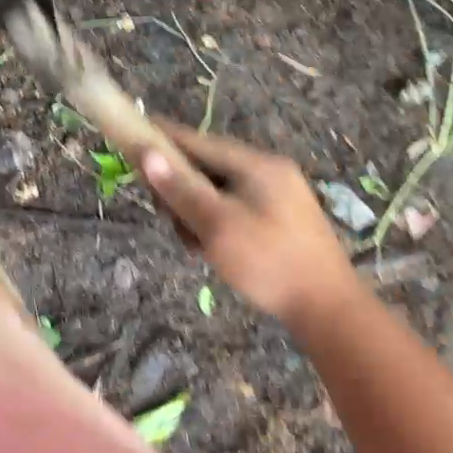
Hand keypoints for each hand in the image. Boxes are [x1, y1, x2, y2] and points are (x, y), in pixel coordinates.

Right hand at [139, 120, 361, 329]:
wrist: (330, 313)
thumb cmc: (269, 262)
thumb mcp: (215, 224)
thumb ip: (178, 187)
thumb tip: (144, 153)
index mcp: (256, 166)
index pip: (193, 140)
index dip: (156, 140)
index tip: (122, 140)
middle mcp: (266, 172)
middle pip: (199, 165)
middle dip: (176, 188)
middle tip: (168, 215)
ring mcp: (274, 195)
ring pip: (210, 189)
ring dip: (192, 210)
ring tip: (194, 241)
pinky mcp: (275, 217)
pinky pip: (227, 206)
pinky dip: (211, 221)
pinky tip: (210, 247)